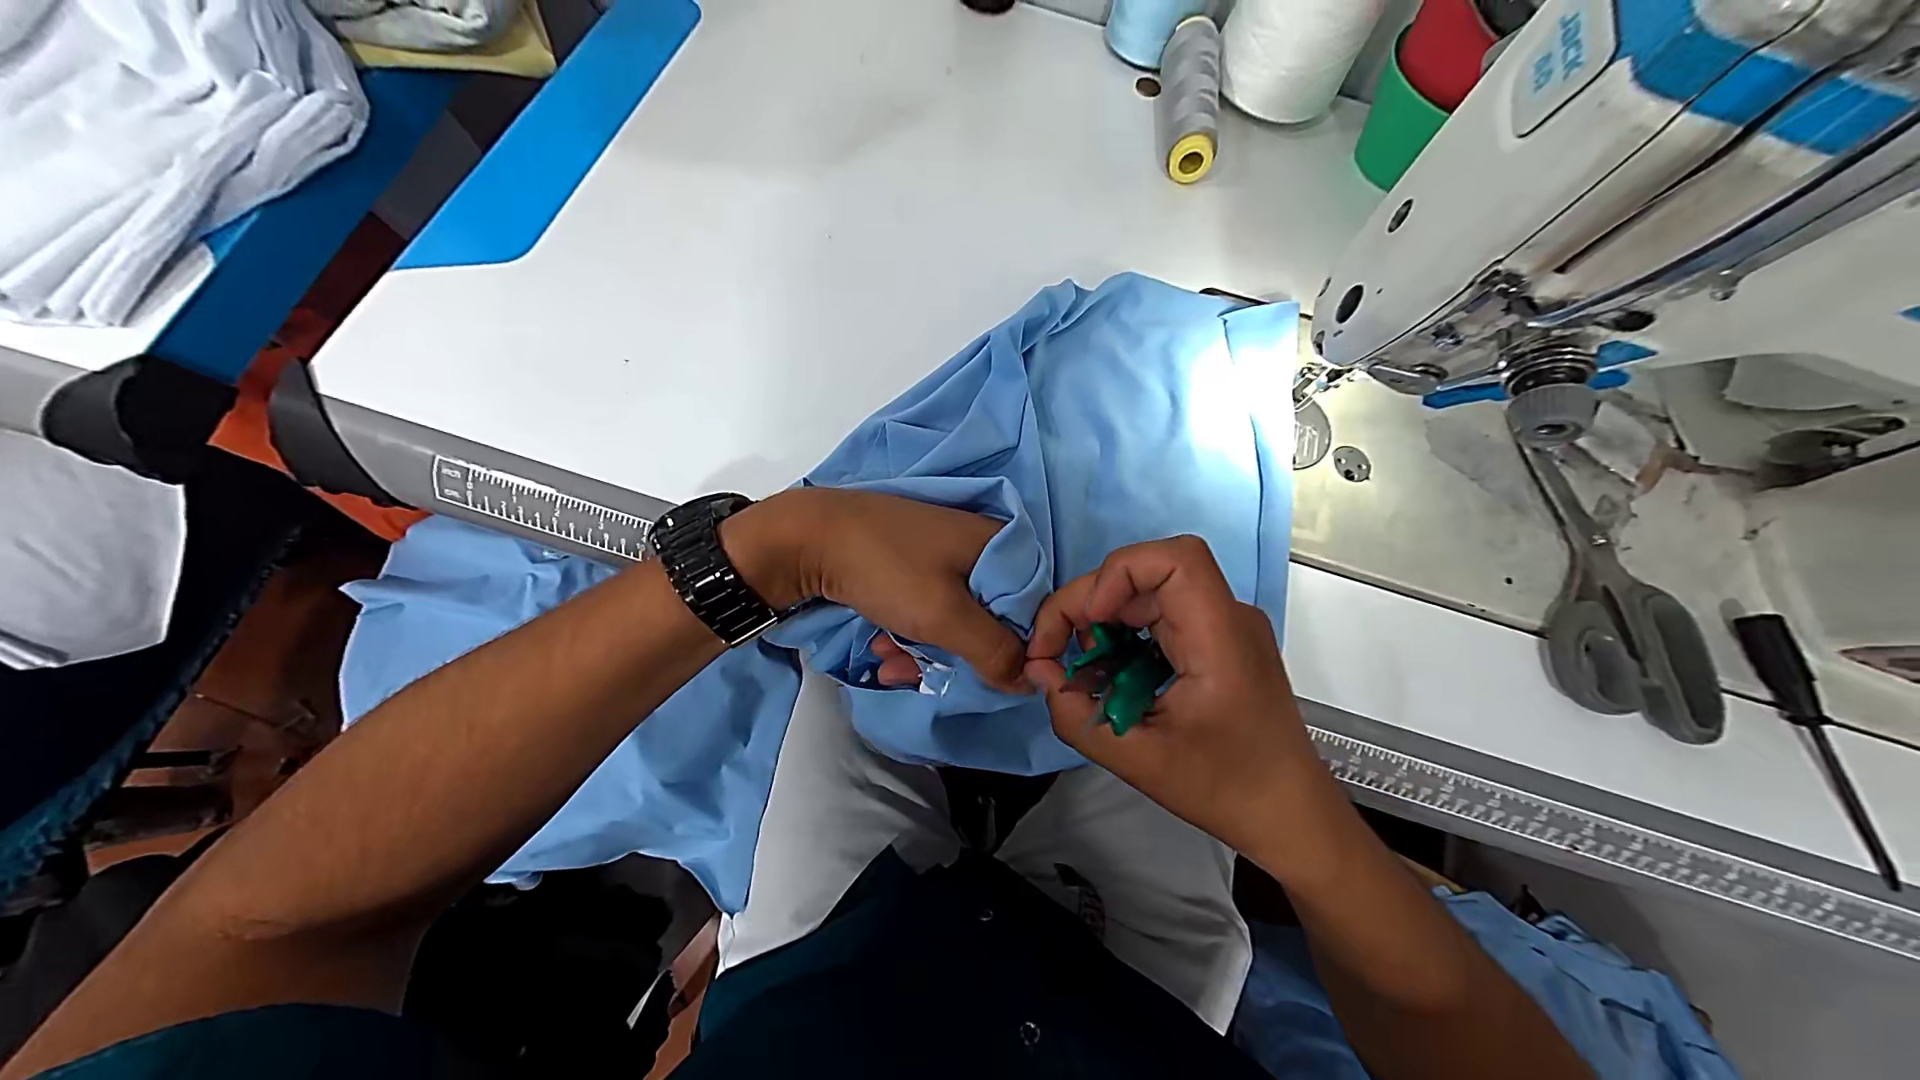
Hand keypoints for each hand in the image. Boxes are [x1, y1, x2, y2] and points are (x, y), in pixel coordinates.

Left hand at [722, 488, 1026, 690]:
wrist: (807, 537)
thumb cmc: (885, 569)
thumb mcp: (945, 616)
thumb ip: (995, 651)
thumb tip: (1029, 680)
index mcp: (999, 544)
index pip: (1032, 606)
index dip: (1015, 647)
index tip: (989, 675)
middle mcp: (977, 545)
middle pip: (991, 616)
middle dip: (958, 655)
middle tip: (923, 674)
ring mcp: (942, 553)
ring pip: (955, 617)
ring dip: (926, 650)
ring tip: (890, 663)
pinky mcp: (913, 563)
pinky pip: (928, 607)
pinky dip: (910, 632)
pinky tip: (883, 647)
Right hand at [1024, 536, 1331, 854]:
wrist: (1289, 813)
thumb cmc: (1227, 790)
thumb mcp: (1138, 761)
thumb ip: (1075, 715)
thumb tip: (1040, 671)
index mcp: (1220, 640)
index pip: (1175, 560)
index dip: (1119, 573)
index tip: (1088, 623)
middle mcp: (1227, 617)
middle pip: (1147, 572)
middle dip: (1088, 602)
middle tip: (1054, 651)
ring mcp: (1223, 624)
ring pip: (1148, 589)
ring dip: (1102, 617)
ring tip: (1080, 664)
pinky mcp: (1216, 637)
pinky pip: (1160, 612)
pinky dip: (1122, 632)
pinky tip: (1109, 669)